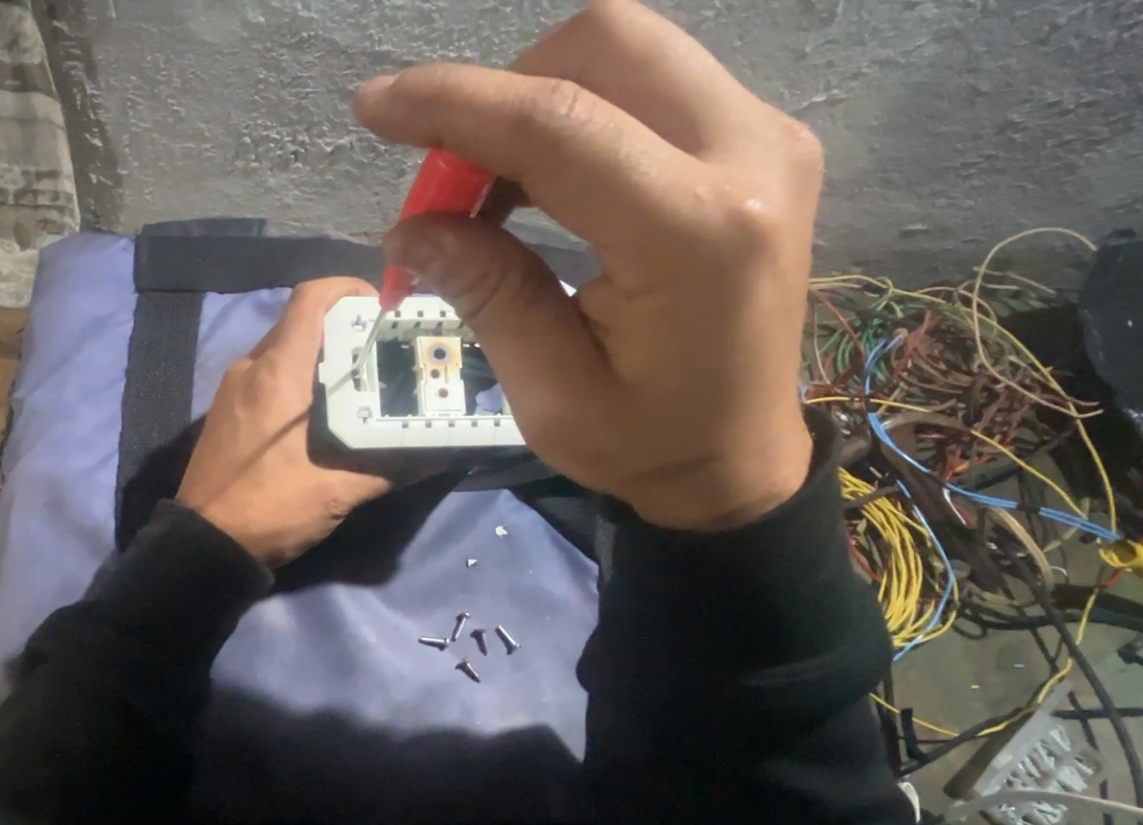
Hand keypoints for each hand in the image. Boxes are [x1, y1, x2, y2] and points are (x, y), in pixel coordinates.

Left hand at [177, 278, 393, 564]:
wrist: (203, 544)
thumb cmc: (269, 510)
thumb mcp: (335, 493)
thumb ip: (387, 469)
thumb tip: (435, 456)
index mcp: (277, 373)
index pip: (311, 299)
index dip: (349, 289)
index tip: (381, 309)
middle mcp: (251, 368)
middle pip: (301, 321)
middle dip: (344, 328)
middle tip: (382, 353)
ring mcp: (233, 388)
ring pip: (283, 347)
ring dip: (320, 354)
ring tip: (358, 384)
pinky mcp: (226, 409)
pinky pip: (266, 373)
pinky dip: (297, 376)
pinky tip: (320, 412)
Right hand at [353, 0, 819, 530]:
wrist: (739, 459)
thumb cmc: (645, 444)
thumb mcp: (549, 392)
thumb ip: (486, 292)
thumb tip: (409, 226)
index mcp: (694, 236)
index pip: (559, 126)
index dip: (454, 106)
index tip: (375, 107)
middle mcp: (749, 156)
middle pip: (603, 46)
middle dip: (501, 94)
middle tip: (452, 182)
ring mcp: (766, 138)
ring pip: (627, 53)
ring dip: (534, 103)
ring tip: (489, 193)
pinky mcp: (760, 141)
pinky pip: (651, 84)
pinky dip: (575, 117)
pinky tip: (540, 186)